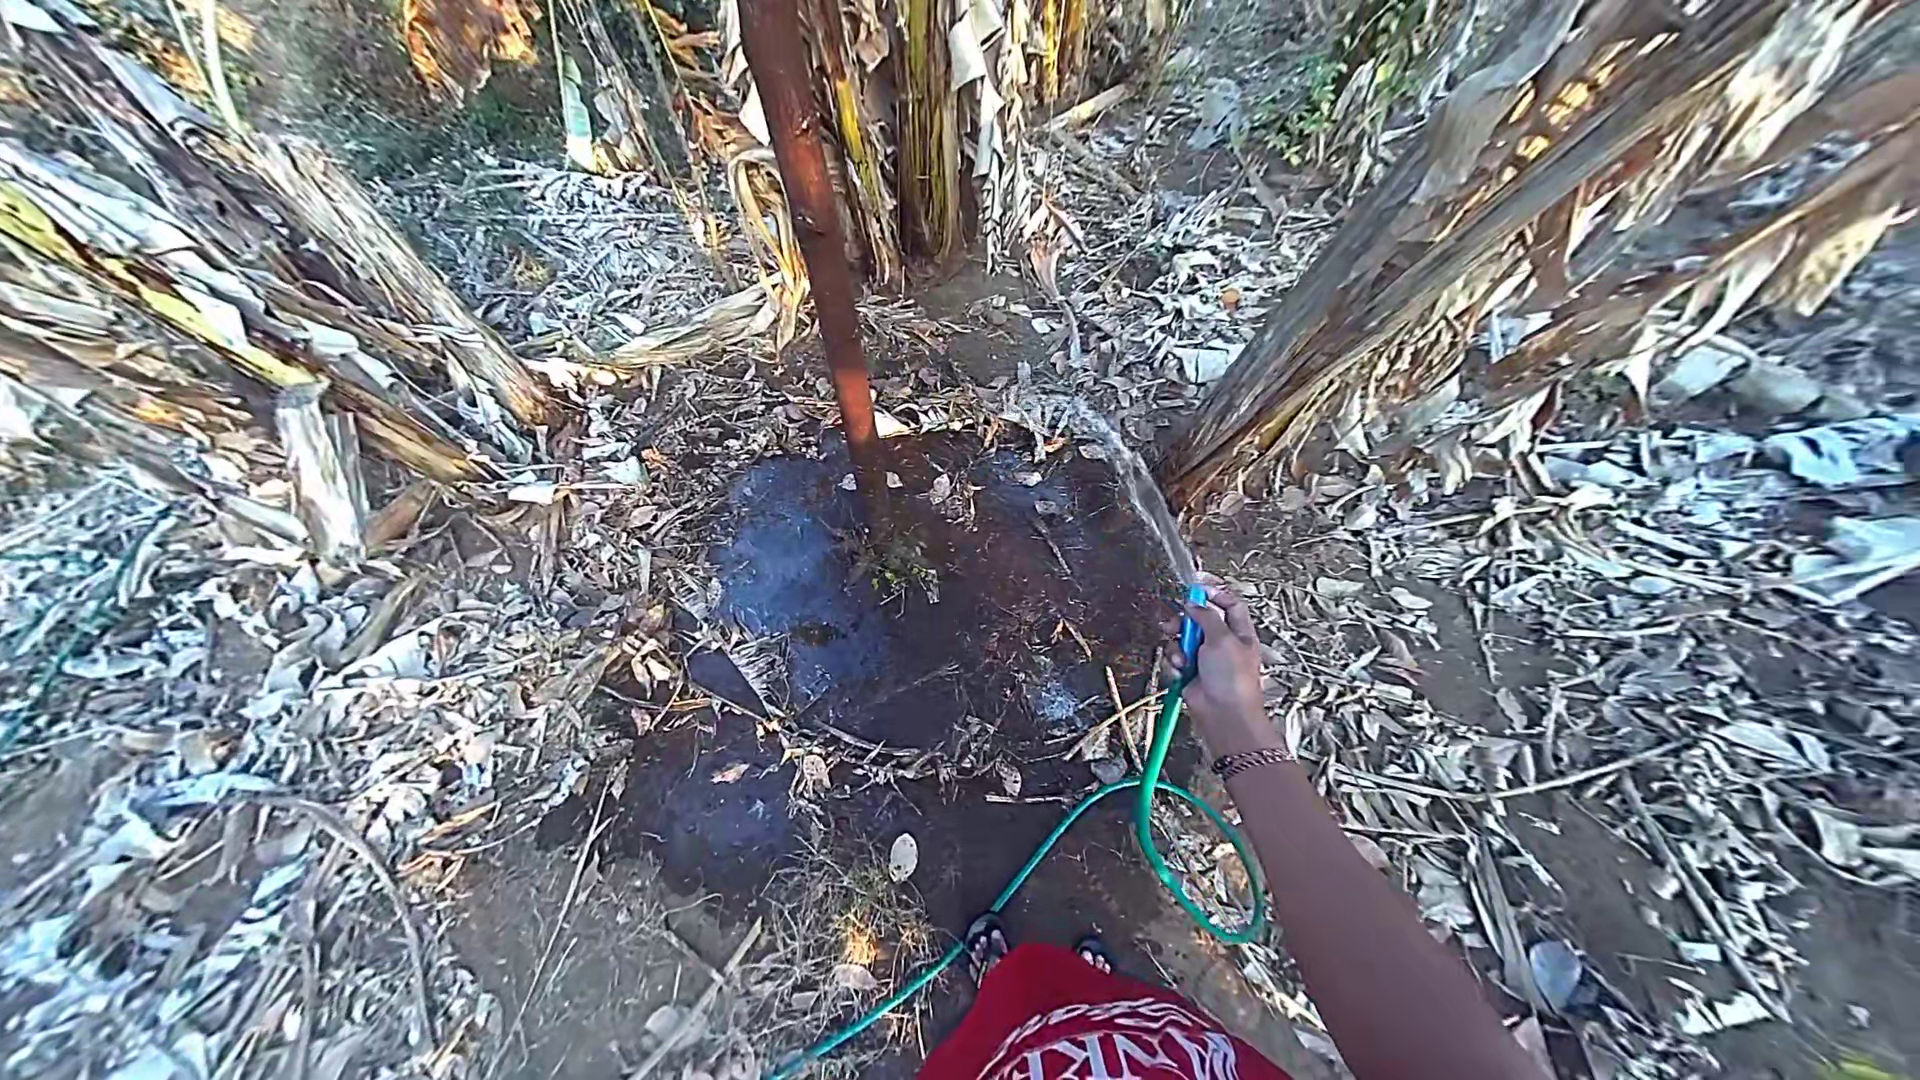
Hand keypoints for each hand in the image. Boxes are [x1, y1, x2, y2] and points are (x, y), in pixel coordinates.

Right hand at [1159, 578, 1277, 757]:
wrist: (1223, 713)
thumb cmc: (1233, 680)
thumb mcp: (1222, 639)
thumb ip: (1206, 616)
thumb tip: (1193, 604)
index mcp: (1239, 633)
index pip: (1229, 604)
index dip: (1214, 594)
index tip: (1196, 588)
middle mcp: (1221, 643)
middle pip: (1199, 619)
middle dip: (1185, 621)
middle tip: (1177, 623)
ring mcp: (1204, 657)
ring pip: (1182, 638)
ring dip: (1177, 645)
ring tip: (1180, 655)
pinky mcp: (1189, 670)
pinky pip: (1174, 656)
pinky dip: (1174, 662)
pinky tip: (1181, 669)